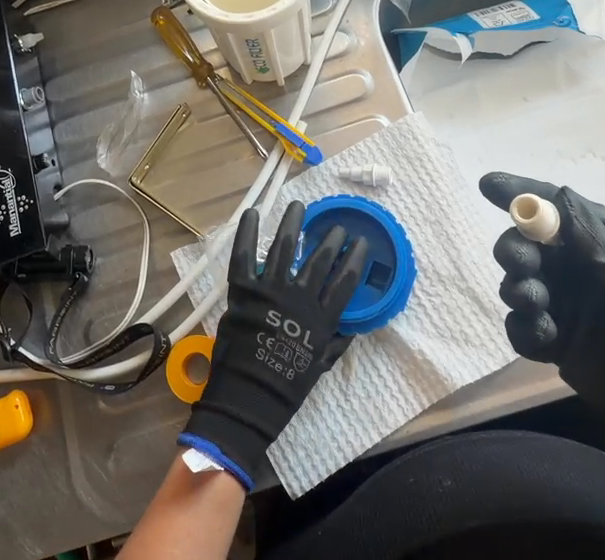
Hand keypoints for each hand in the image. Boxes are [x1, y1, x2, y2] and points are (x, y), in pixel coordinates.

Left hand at [180, 200, 366, 490]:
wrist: (248, 397)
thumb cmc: (286, 387)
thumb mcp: (320, 365)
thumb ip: (335, 342)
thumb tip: (349, 328)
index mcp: (321, 318)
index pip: (345, 280)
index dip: (355, 258)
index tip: (361, 242)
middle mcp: (299, 297)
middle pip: (318, 259)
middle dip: (330, 239)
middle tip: (336, 226)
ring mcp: (269, 290)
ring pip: (284, 247)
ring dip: (293, 224)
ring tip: (299, 206)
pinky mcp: (243, 289)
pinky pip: (244, 254)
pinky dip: (247, 232)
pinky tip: (254, 213)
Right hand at [482, 172, 604, 520]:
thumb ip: (591, 237)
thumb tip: (555, 194)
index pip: (556, 207)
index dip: (521, 193)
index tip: (487, 186)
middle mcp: (584, 272)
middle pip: (528, 246)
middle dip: (515, 248)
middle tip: (523, 267)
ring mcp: (573, 311)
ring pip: (521, 286)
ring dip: (518, 289)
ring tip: (536, 306)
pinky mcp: (565, 349)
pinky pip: (524, 329)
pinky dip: (522, 328)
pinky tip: (541, 337)